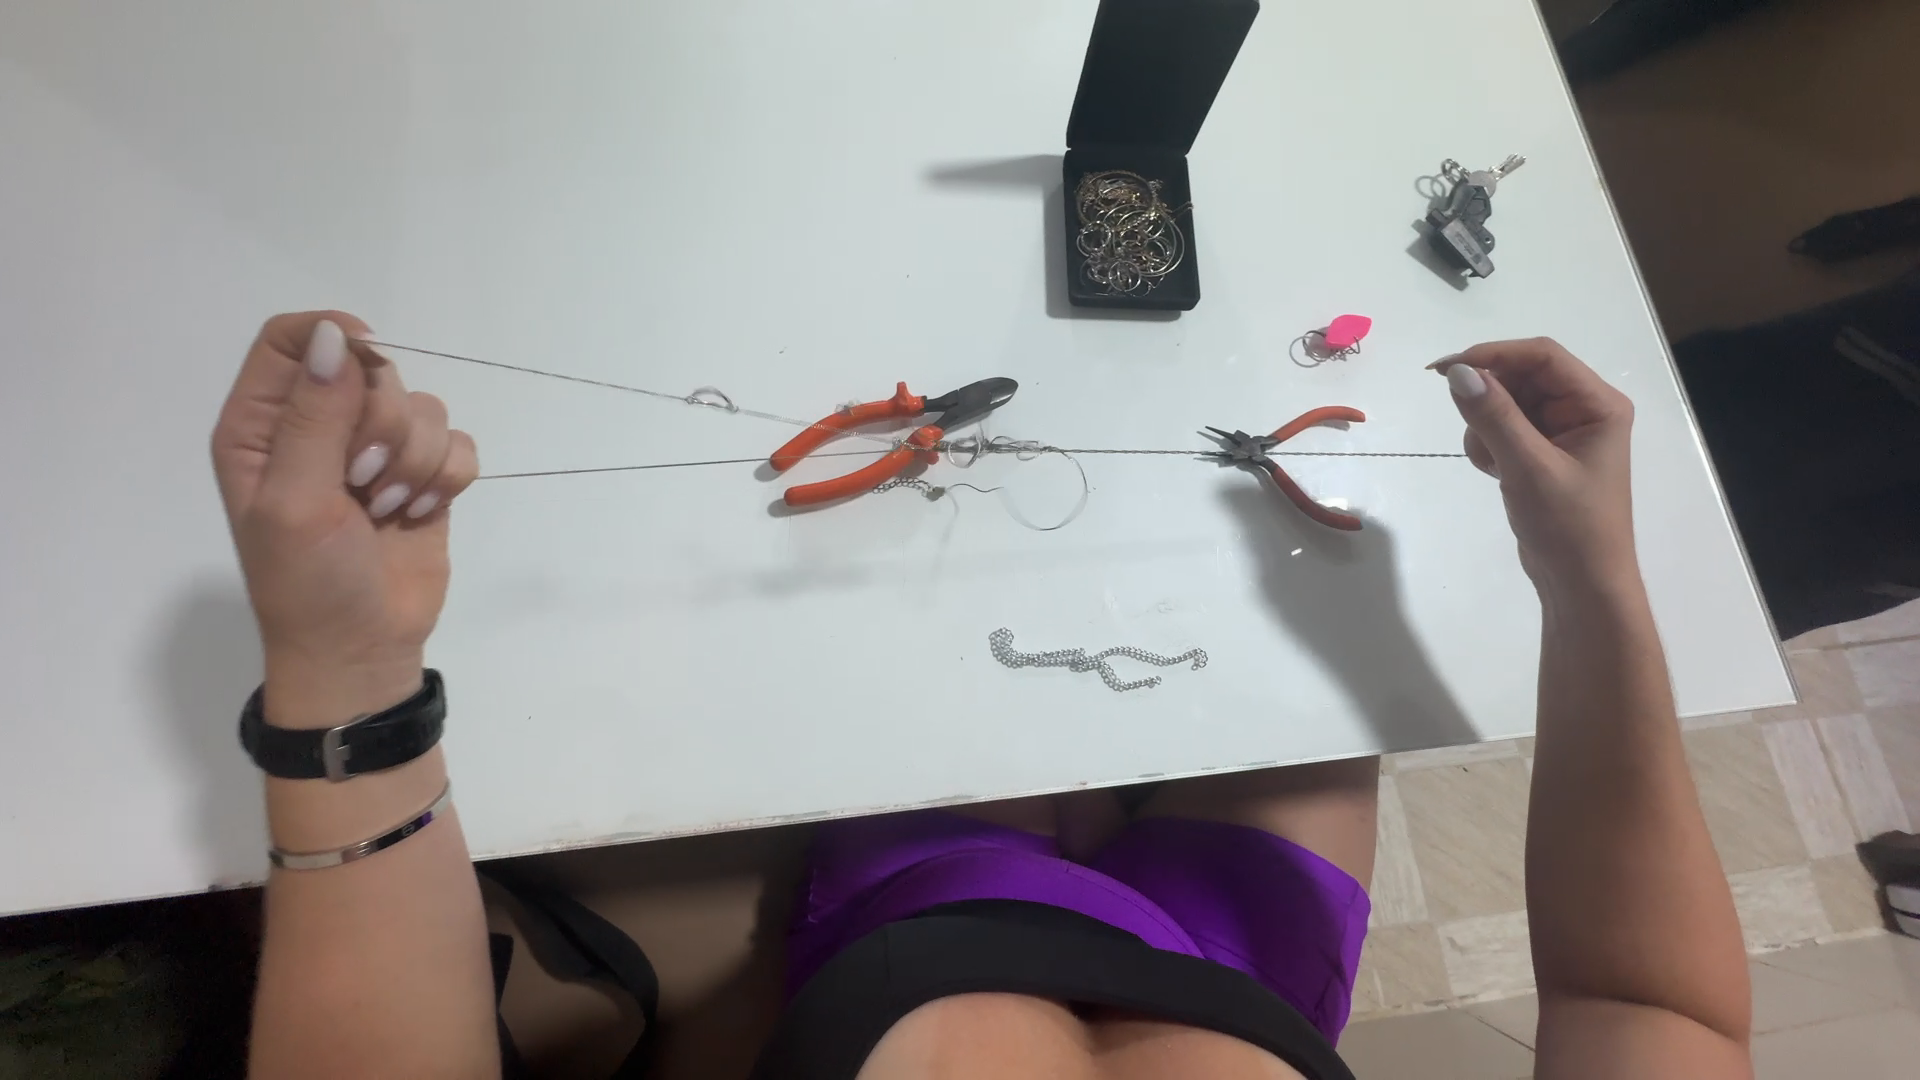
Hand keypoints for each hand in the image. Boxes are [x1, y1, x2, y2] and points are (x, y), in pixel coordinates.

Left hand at [211, 312, 478, 722]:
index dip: (335, 338)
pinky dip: (450, 478)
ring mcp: (382, 454)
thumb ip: (315, 417)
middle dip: (385, 426)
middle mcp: (325, 429)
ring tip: (391, 507)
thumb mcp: (295, 499)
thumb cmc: (307, 579)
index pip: (293, 341)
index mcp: (265, 425)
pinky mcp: (429, 479)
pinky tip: (423, 510)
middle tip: (363, 479)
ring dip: (418, 462)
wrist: (363, 641)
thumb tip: (338, 337)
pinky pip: (460, 446)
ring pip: (427, 411)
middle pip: (377, 374)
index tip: (369, 360)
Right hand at [1434, 338, 1636, 599]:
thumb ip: (1493, 416)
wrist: (1579, 579)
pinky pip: (1500, 429)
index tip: (1442, 370)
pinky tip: (1495, 472)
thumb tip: (1457, 373)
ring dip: (1484, 426)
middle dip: (1487, 399)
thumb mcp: (1527, 467)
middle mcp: (1581, 410)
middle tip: (1468, 426)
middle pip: (1521, 377)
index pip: (1541, 356)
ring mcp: (1559, 432)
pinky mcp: (1538, 452)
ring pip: (1504, 403)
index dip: (1491, 355)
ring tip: (1493, 464)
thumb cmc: (1568, 524)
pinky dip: (1486, 444)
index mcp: (1596, 404)